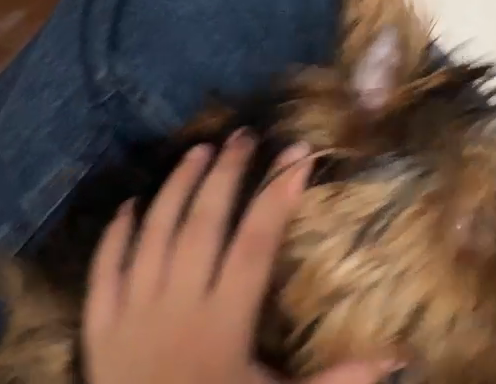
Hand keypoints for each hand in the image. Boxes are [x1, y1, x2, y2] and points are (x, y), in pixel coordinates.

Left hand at [84, 133, 400, 383]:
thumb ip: (334, 381)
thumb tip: (396, 358)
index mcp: (224, 321)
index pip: (256, 241)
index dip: (278, 193)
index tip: (299, 153)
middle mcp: (177, 304)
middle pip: (203, 222)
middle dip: (226, 172)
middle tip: (244, 135)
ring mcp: (132, 311)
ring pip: (155, 231)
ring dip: (176, 186)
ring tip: (198, 149)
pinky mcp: (98, 328)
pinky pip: (104, 269)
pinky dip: (116, 233)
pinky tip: (131, 204)